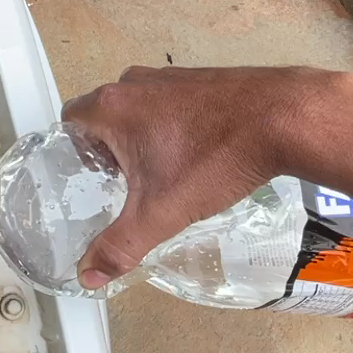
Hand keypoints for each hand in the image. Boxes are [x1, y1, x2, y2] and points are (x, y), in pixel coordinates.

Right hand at [61, 65, 352, 288]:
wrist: (282, 118)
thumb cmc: (213, 160)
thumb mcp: (160, 213)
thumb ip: (118, 247)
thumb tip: (86, 277)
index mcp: (110, 108)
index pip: (70, 120)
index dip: (76, 149)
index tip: (97, 176)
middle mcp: (133, 84)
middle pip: (102, 112)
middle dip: (108, 145)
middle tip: (129, 179)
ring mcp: (168, 76)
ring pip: (137, 105)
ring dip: (140, 132)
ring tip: (164, 167)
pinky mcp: (199, 77)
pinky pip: (169, 100)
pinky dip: (171, 121)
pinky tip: (196, 150)